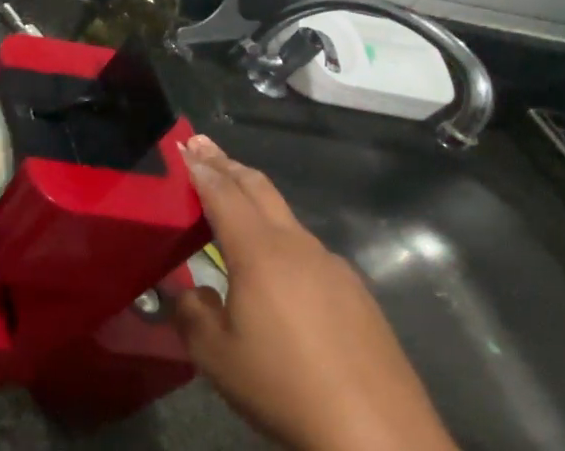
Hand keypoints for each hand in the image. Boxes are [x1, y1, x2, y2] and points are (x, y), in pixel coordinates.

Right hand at [173, 135, 456, 450]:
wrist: (381, 441)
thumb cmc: (285, 388)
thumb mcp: (215, 355)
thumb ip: (191, 312)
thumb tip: (191, 292)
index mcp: (260, 253)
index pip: (223, 192)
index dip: (200, 166)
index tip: (182, 143)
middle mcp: (300, 249)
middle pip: (260, 190)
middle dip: (228, 165)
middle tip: (202, 146)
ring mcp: (337, 272)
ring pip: (286, 221)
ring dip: (255, 201)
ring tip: (232, 203)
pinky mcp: (360, 300)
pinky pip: (309, 254)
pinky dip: (281, 240)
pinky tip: (275, 271)